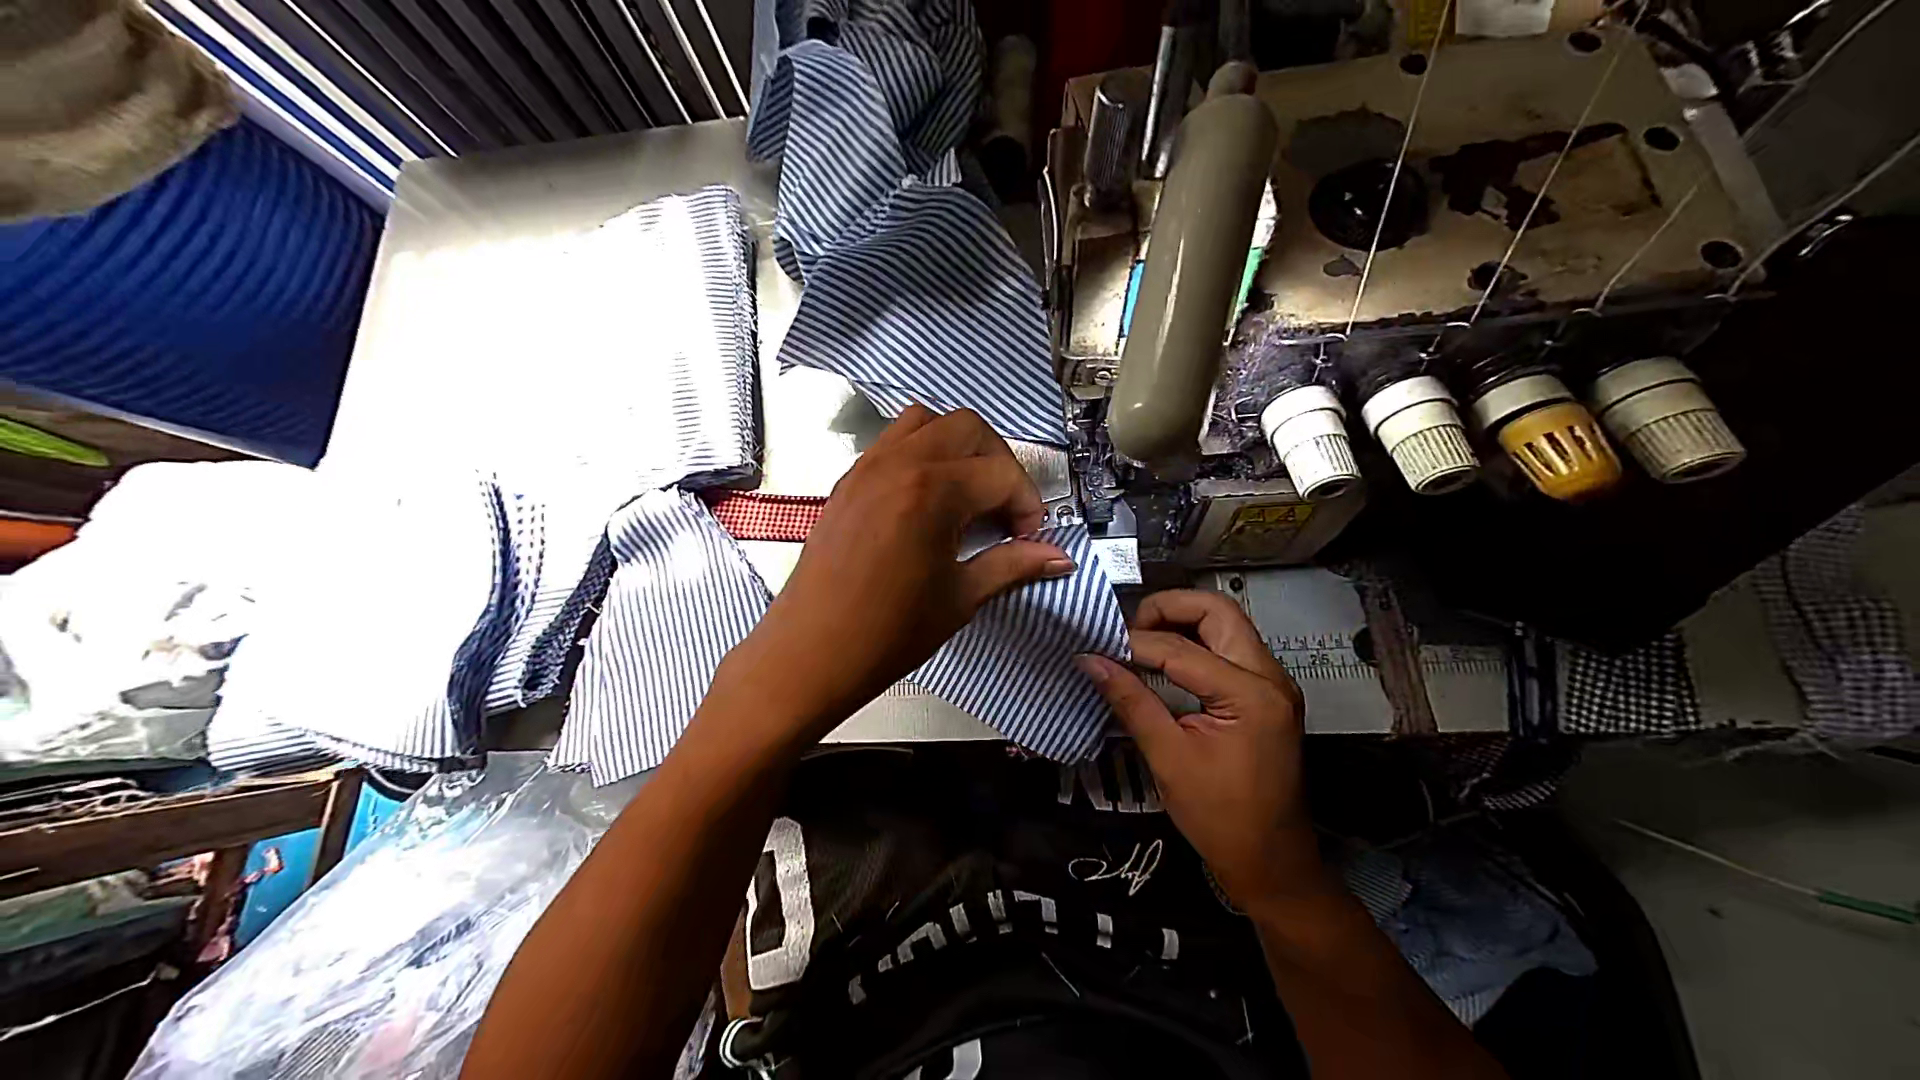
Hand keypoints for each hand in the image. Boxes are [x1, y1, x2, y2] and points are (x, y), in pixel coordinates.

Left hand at [728, 405, 1073, 732]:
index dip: (1027, 504)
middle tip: (1005, 509)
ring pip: (926, 421)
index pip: (1001, 474)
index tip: (1029, 537)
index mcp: (931, 491)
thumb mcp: (959, 598)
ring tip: (968, 493)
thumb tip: (1058, 557)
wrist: (810, 653)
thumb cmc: (886, 633)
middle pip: (968, 428)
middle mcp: (899, 463)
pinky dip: (922, 452)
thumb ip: (1012, 565)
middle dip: (999, 462)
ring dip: (958, 446)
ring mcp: (868, 467)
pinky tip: (929, 499)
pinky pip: (893, 441)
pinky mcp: (848, 480)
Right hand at [1076, 590, 1330, 908]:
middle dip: (1166, 610)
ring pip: (1225, 624)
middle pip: (1217, 611)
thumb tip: (1090, 660)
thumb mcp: (1169, 757)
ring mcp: (1273, 683)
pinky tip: (1164, 662)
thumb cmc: (1221, 818)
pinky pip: (1229, 648)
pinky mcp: (1266, 694)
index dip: (1132, 644)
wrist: (1271, 861)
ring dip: (1181, 624)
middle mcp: (1270, 676)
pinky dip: (1194, 644)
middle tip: (1127, 632)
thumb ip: (1131, 701)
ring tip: (1140, 644)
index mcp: (1250, 694)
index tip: (1095, 648)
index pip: (1179, 649)